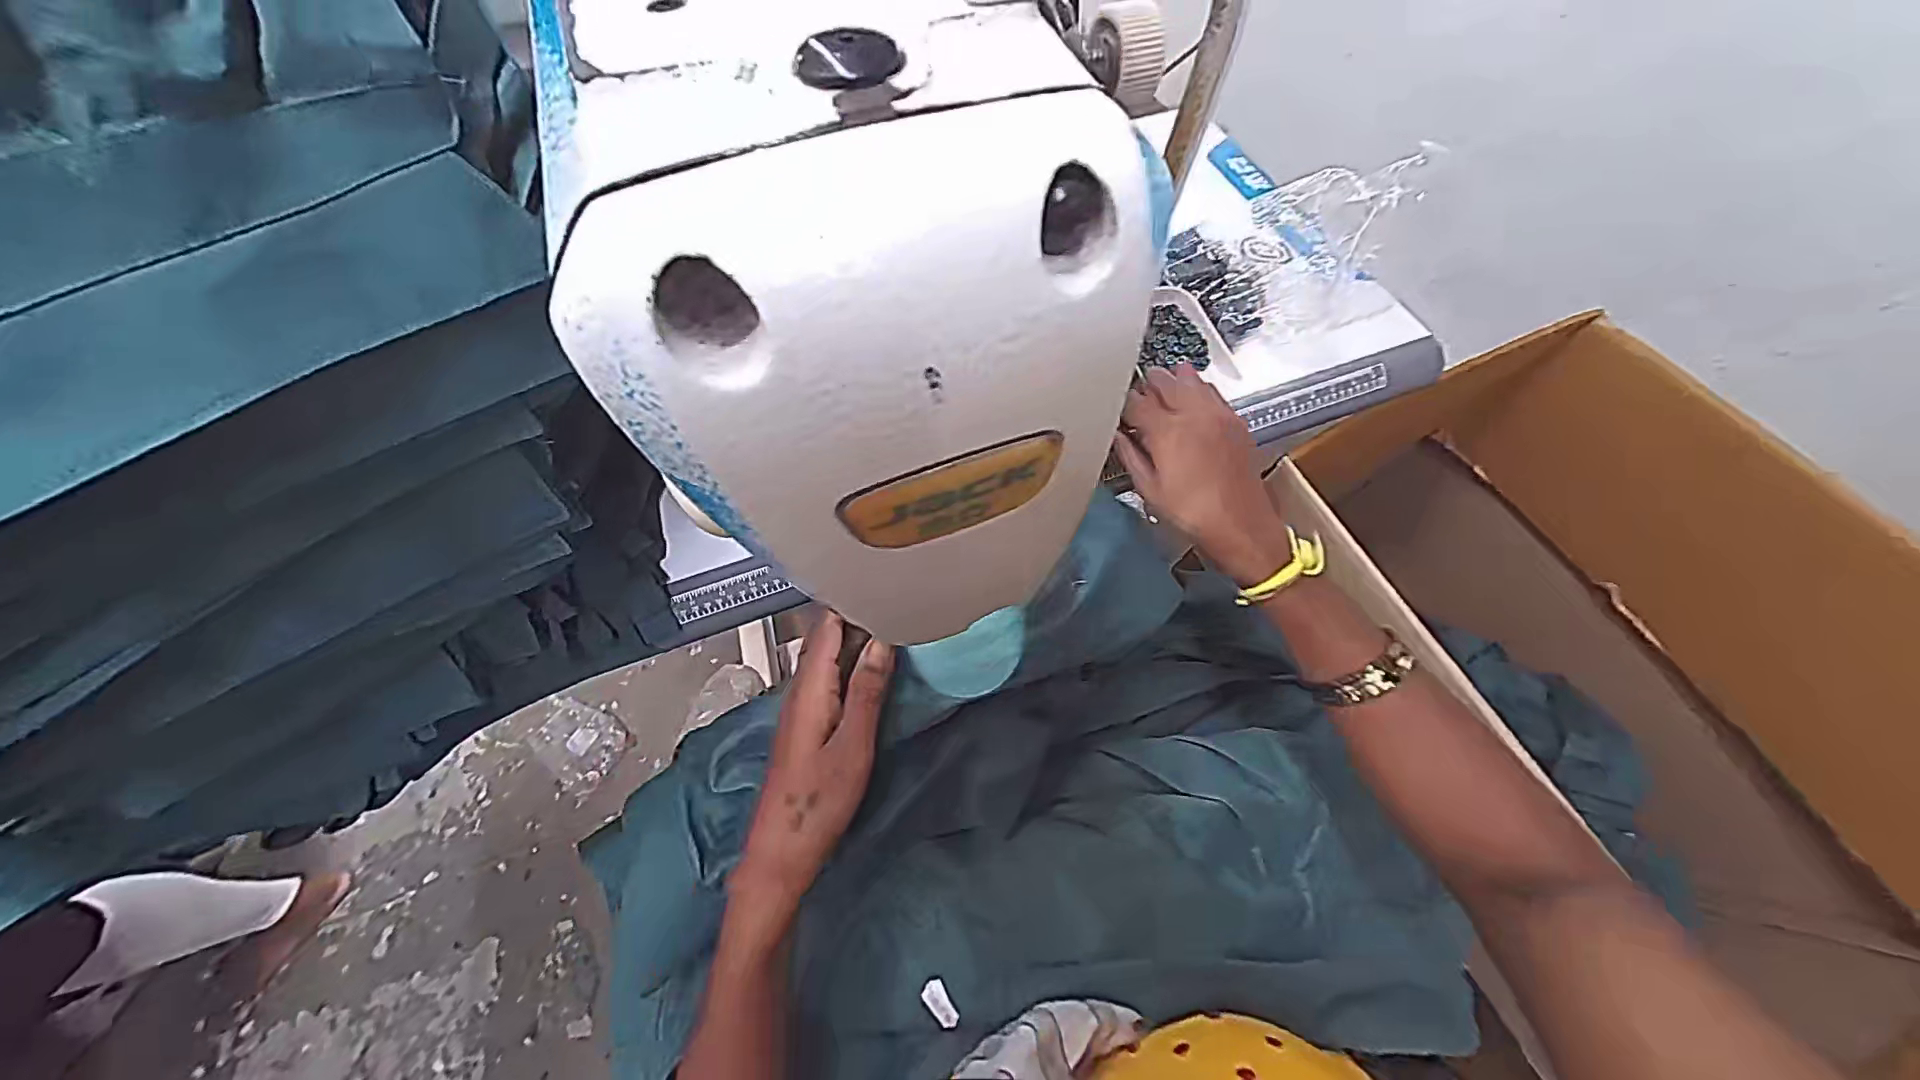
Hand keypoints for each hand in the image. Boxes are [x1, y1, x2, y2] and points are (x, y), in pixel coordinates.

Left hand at [728, 611, 894, 943]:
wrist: (780, 853)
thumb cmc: (817, 804)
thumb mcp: (853, 747)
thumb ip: (867, 692)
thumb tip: (881, 642)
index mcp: (809, 689)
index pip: (827, 626)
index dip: (853, 601)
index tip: (886, 582)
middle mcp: (800, 690)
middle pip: (827, 638)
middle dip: (859, 616)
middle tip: (898, 600)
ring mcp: (802, 707)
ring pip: (830, 657)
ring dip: (857, 640)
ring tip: (893, 625)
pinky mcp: (808, 723)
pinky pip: (831, 678)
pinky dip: (852, 665)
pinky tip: (874, 668)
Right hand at [1113, 362, 1292, 585]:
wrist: (1240, 523)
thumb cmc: (1194, 513)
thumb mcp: (1149, 489)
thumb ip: (1130, 456)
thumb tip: (1119, 438)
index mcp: (1167, 431)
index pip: (1136, 400)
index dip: (1123, 404)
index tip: (1118, 412)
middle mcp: (1193, 414)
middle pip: (1164, 380)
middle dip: (1146, 385)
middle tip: (1137, 396)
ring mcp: (1217, 414)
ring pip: (1190, 379)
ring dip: (1172, 381)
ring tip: (1161, 390)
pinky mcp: (1235, 420)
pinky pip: (1211, 391)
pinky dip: (1196, 389)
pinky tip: (1190, 400)